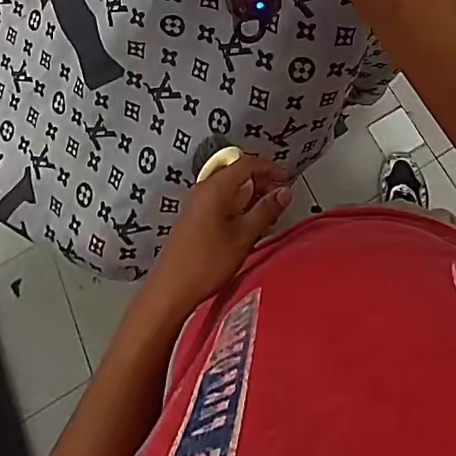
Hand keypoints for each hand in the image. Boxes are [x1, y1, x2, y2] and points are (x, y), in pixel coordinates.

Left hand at [143, 152, 291, 312]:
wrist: (169, 292)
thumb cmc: (207, 263)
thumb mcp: (244, 236)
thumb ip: (266, 210)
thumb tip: (284, 192)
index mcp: (215, 188)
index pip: (247, 163)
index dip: (270, 168)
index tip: (286, 179)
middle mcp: (203, 189)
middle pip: (237, 174)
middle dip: (261, 183)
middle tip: (278, 199)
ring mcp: (196, 204)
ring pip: (229, 189)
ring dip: (250, 197)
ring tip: (266, 216)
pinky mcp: (193, 218)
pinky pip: (220, 201)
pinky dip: (237, 206)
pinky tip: (247, 227)